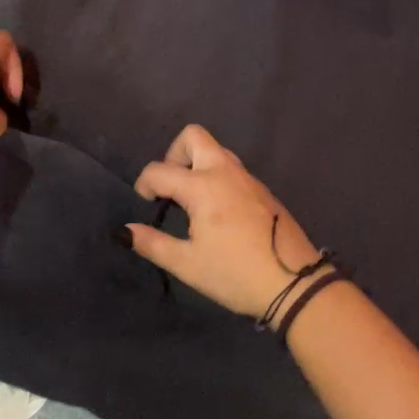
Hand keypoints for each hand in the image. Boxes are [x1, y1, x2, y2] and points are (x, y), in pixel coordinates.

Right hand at [124, 125, 325, 319]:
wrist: (294, 283)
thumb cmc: (235, 274)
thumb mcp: (188, 264)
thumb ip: (153, 244)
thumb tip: (124, 231)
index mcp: (202, 186)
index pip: (160, 170)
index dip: (144, 184)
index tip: (145, 204)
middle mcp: (223, 171)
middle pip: (193, 136)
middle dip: (174, 154)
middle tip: (171, 187)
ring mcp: (246, 177)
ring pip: (215, 149)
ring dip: (197, 162)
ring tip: (192, 199)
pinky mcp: (261, 188)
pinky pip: (231, 166)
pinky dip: (216, 175)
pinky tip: (218, 210)